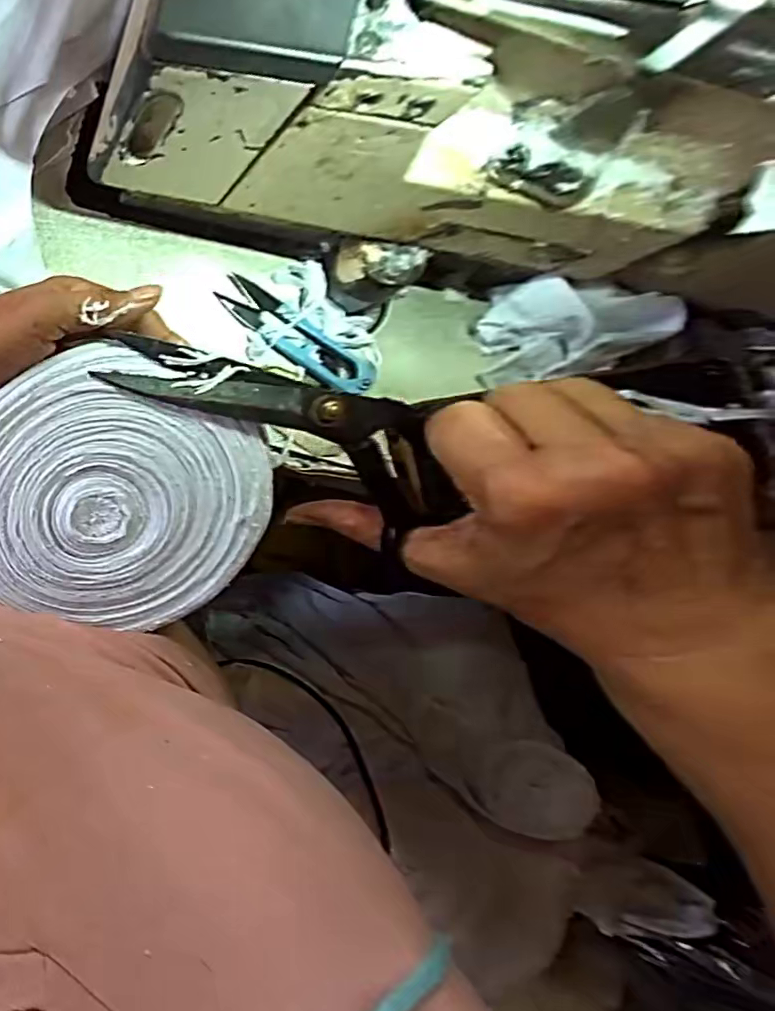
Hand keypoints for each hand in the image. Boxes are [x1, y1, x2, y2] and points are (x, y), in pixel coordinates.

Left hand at [0, 276, 172, 431]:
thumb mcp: (39, 313)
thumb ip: (92, 302)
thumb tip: (148, 296)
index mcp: (66, 297)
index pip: (129, 307)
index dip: (158, 331)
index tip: (180, 361)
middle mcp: (61, 324)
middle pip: (121, 337)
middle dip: (147, 357)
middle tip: (170, 386)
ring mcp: (51, 357)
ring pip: (105, 364)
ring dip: (126, 379)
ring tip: (149, 399)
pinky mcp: (40, 386)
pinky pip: (82, 387)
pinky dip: (100, 395)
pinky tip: (109, 408)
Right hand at [287, 379, 772, 671]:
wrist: (676, 622)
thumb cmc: (545, 593)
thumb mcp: (445, 563)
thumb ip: (370, 527)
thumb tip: (302, 510)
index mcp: (521, 495)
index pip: (457, 417)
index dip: (445, 439)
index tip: (457, 467)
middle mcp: (594, 463)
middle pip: (509, 393)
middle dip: (493, 422)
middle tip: (499, 461)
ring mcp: (660, 448)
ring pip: (566, 387)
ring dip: (542, 414)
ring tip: (546, 454)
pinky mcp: (707, 440)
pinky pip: (623, 404)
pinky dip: (597, 425)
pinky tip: (599, 462)